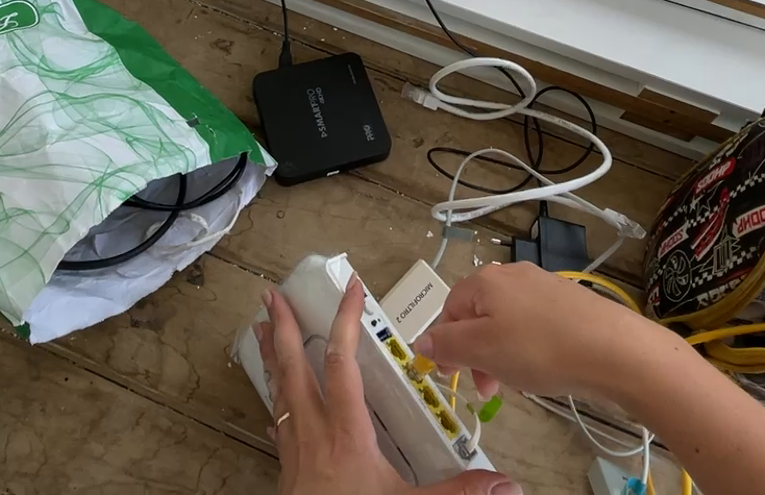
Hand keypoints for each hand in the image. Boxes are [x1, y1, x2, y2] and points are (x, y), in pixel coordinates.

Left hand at [256, 277, 521, 494]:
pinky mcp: (286, 469)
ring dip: (271, 355)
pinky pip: (277, 420)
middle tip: (272, 297)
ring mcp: (294, 451)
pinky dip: (274, 396)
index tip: (352, 289)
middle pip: (293, 368)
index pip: (342, 363)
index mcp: (345, 434)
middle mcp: (313, 434)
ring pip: (279, 390)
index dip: (346, 321)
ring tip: (262, 328)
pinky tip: (275, 394)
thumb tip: (501, 483)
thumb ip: (454, 491)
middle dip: (283, 328)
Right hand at [412, 262, 683, 404]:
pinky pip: (533, 322)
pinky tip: (544, 367)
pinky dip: (529, 346)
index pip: (449, 309)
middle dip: (475, 352)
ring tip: (518, 381)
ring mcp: (541, 284)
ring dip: (501, 352)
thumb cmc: (540, 348)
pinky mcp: (566, 299)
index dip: (446, 344)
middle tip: (488, 388)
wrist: (612, 347)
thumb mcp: (483, 350)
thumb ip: (447, 345)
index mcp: (484, 280)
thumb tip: (420, 341)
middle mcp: (510, 274)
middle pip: (477, 314)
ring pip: (505, 320)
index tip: (455, 377)